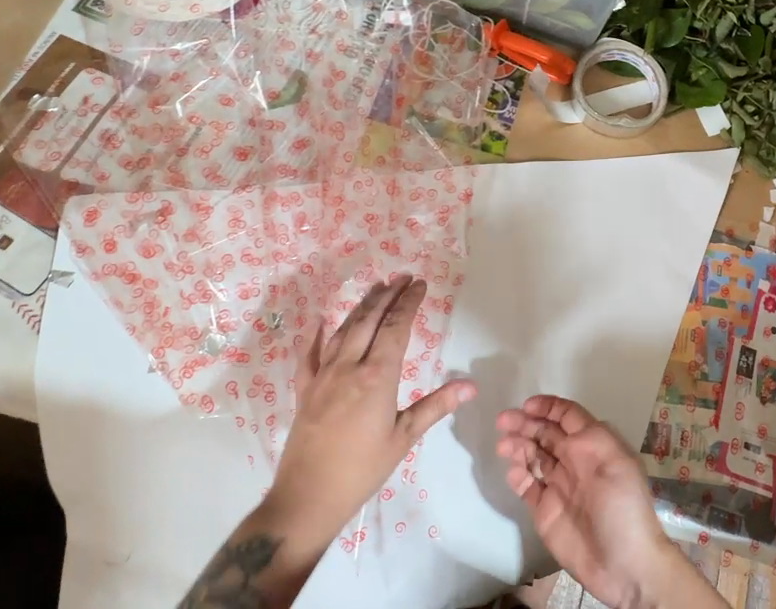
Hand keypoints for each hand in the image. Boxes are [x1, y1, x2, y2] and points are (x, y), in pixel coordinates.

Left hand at [178, 277, 475, 608]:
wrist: (307, 497)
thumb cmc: (362, 470)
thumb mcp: (404, 438)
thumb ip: (435, 406)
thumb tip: (471, 386)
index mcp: (377, 376)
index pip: (397, 328)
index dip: (409, 303)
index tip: (419, 284)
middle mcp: (349, 367)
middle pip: (370, 320)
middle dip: (387, 296)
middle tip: (401, 277)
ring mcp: (322, 376)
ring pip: (343, 331)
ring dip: (361, 307)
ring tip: (376, 289)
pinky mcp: (304, 391)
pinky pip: (309, 355)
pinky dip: (316, 335)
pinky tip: (320, 321)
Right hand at [496, 396, 722, 608]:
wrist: (623, 564)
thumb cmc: (623, 508)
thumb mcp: (616, 462)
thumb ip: (590, 438)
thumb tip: (563, 426)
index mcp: (594, 445)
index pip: (568, 416)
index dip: (548, 407)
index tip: (526, 405)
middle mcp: (574, 461)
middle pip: (545, 433)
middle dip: (525, 423)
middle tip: (503, 421)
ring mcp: (559, 486)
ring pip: (533, 456)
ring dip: (518, 446)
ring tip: (504, 445)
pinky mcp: (546, 511)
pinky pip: (527, 487)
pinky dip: (518, 476)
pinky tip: (513, 471)